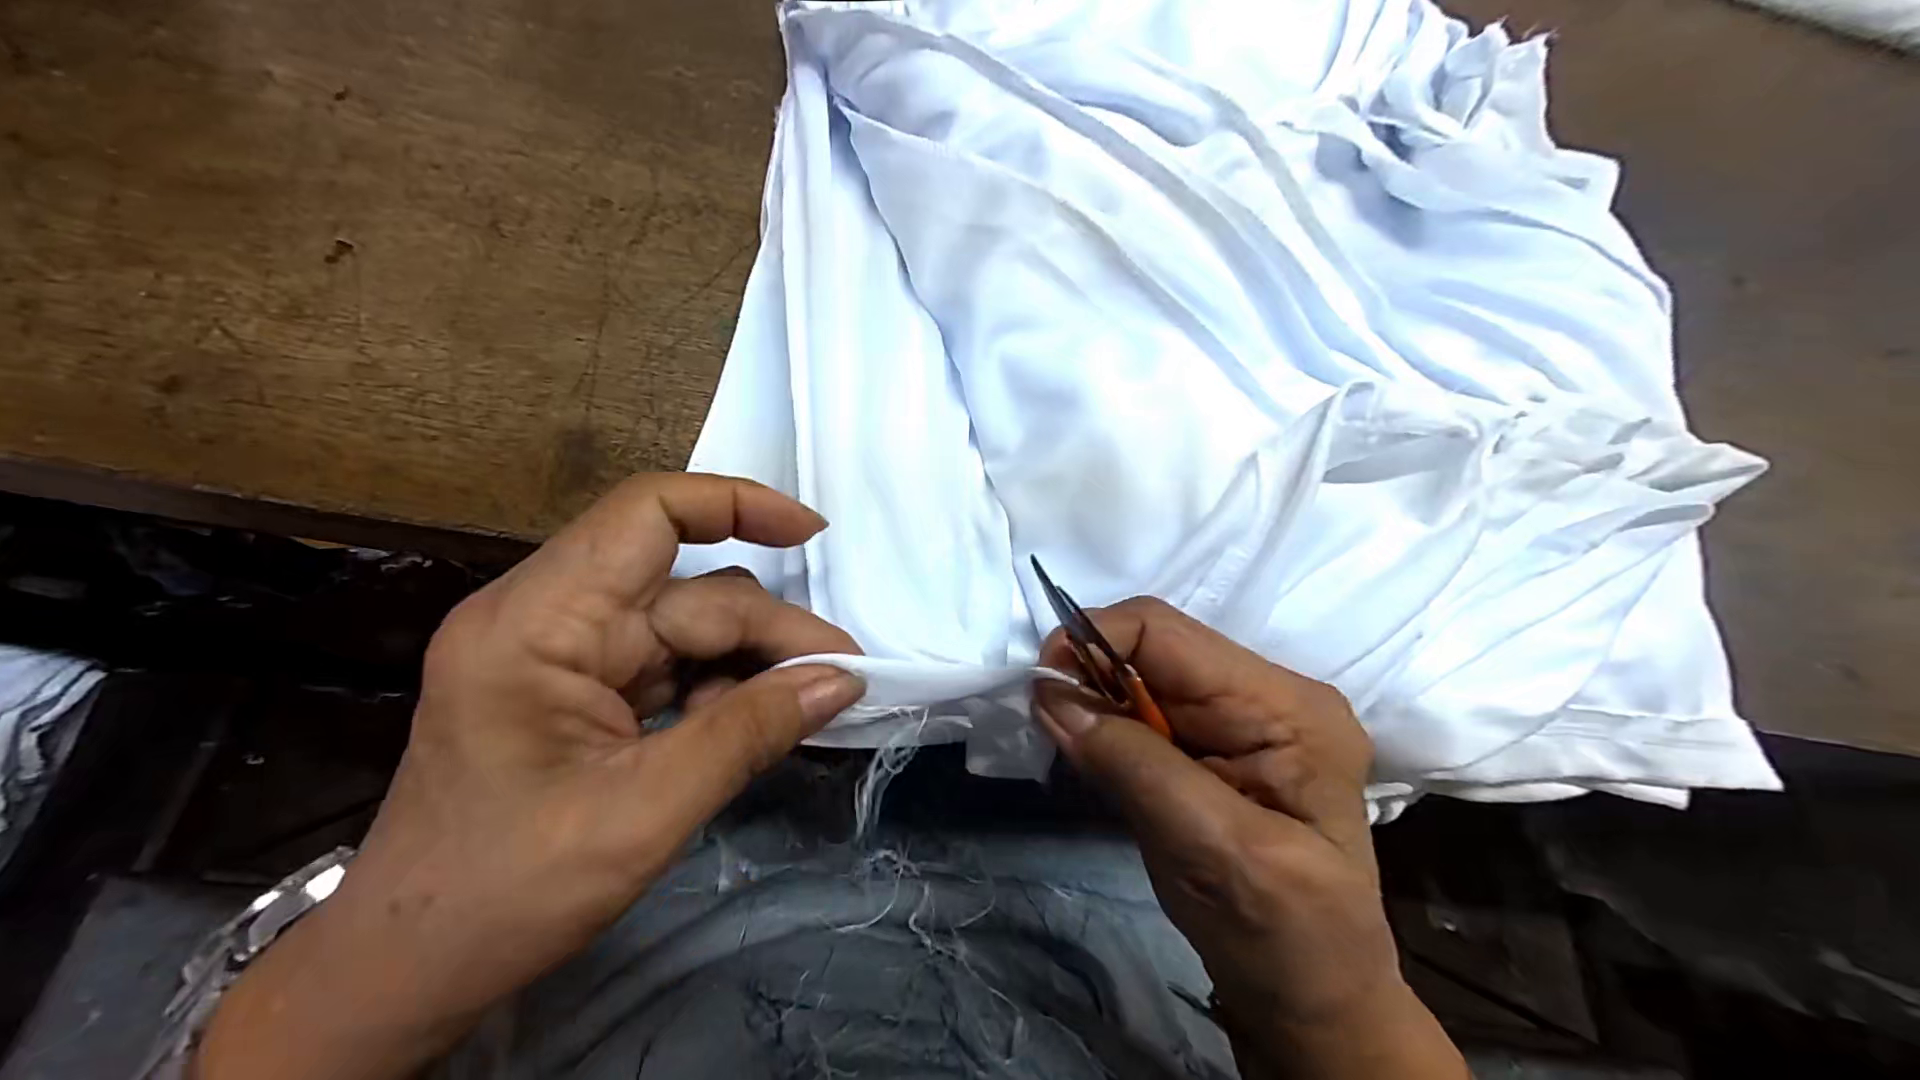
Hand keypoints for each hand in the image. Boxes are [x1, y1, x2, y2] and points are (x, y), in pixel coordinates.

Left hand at [197, 475, 866, 1079]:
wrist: (406, 973)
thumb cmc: (502, 896)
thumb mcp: (643, 815)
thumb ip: (749, 735)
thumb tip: (841, 681)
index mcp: (538, 624)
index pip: (646, 514)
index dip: (736, 504)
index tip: (811, 533)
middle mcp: (552, 619)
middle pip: (691, 591)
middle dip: (770, 633)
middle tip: (841, 679)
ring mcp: (569, 654)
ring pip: (693, 628)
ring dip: (754, 665)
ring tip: (809, 706)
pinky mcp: (587, 688)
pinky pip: (677, 665)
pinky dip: (725, 690)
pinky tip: (757, 725)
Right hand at [1032, 598, 1465, 1079]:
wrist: (1311, 996)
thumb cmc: (1287, 936)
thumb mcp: (1216, 851)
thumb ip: (1135, 766)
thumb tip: (1051, 696)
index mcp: (1285, 706)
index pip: (1167, 632)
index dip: (1095, 640)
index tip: (1042, 685)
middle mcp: (1262, 692)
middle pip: (1150, 648)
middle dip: (1090, 676)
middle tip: (1051, 725)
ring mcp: (1236, 716)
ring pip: (1137, 676)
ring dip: (1094, 704)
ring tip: (1077, 753)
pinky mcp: (1210, 740)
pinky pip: (1139, 710)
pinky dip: (1104, 727)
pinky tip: (1097, 761)